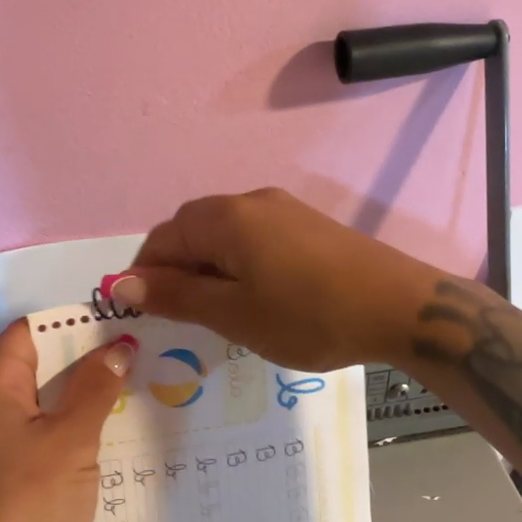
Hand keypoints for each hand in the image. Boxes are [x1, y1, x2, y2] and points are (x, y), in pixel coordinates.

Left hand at [0, 322, 131, 521]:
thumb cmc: (26, 503)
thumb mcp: (70, 440)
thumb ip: (95, 389)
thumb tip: (118, 346)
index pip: (30, 332)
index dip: (74, 321)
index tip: (124, 318)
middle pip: (42, 368)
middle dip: (91, 360)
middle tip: (148, 351)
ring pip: (49, 408)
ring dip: (90, 401)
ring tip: (146, 389)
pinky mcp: (10, 482)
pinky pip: (49, 443)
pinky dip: (79, 437)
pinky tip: (120, 440)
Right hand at [113, 188, 445, 370]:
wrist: (398, 306)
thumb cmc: (308, 316)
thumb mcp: (233, 315)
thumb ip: (177, 296)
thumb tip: (123, 283)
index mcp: (224, 218)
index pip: (162, 238)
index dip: (145, 276)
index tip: (147, 316)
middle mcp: (252, 201)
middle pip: (194, 230)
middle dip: (179, 271)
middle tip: (185, 319)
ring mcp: (286, 210)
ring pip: (227, 236)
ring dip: (212, 270)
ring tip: (223, 315)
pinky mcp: (311, 226)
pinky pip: (258, 240)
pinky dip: (243, 266)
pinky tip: (260, 299)